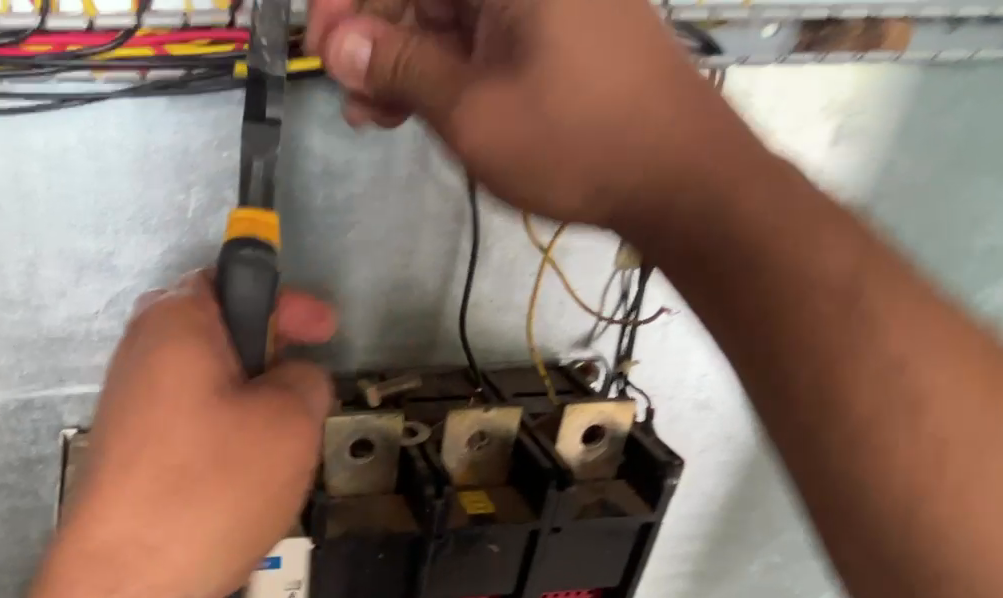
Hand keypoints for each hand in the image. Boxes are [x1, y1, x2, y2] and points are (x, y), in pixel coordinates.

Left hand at [8, 273, 337, 597]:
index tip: (323, 330)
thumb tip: (297, 378)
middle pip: (223, 341)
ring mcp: (129, 410)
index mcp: (175, 323)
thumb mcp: (289, 426)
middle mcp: (141, 355)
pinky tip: (239, 498)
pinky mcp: (130, 459)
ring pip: (212, 396)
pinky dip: (225, 453)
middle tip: (304, 408)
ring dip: (252, 420)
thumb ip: (306, 380)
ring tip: (274, 469)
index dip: (290, 301)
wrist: (125, 585)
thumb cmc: (207, 492)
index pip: (237, 278)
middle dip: (272, 370)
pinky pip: (193, 437)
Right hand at [306, 0, 753, 232]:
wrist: (679, 175)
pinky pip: (482, 35)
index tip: (323, 44)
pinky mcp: (555, 28)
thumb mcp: (472, 110)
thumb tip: (340, 41)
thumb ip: (401, 69)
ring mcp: (545, 0)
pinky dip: (445, 70)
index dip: (352, 2)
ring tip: (376, 118)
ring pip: (450, 15)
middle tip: (351, 98)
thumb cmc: (575, 140)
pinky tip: (417, 109)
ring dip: (406, 62)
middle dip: (379, 36)